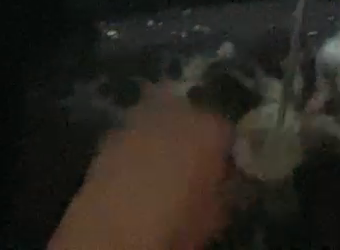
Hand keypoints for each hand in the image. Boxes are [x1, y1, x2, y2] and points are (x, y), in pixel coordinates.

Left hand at [49, 85, 235, 249]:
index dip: (226, 152)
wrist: (112, 229)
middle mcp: (178, 111)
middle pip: (193, 113)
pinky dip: (138, 142)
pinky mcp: (114, 130)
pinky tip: (134, 168)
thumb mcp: (214, 216)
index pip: (228, 131)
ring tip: (161, 161)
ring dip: (164, 130)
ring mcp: (142, 115)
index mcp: (210, 129)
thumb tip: (226, 179)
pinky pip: (134, 130)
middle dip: (194, 132)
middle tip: (191, 161)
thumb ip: (226, 189)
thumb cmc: (173, 225)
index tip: (222, 170)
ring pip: (161, 114)